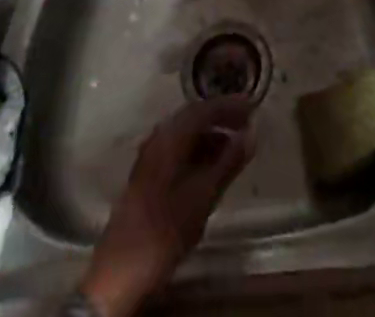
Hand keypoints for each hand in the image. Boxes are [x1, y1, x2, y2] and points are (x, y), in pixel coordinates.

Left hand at [79, 95, 255, 316]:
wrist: (122, 269)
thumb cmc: (165, 228)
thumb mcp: (203, 196)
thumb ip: (228, 162)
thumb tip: (251, 134)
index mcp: (168, 138)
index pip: (201, 110)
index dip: (228, 105)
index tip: (252, 105)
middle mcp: (157, 140)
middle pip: (191, 118)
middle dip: (220, 117)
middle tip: (247, 121)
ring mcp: (150, 158)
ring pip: (184, 135)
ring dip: (210, 135)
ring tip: (236, 145)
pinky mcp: (148, 176)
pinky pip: (178, 151)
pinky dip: (198, 151)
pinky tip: (213, 166)